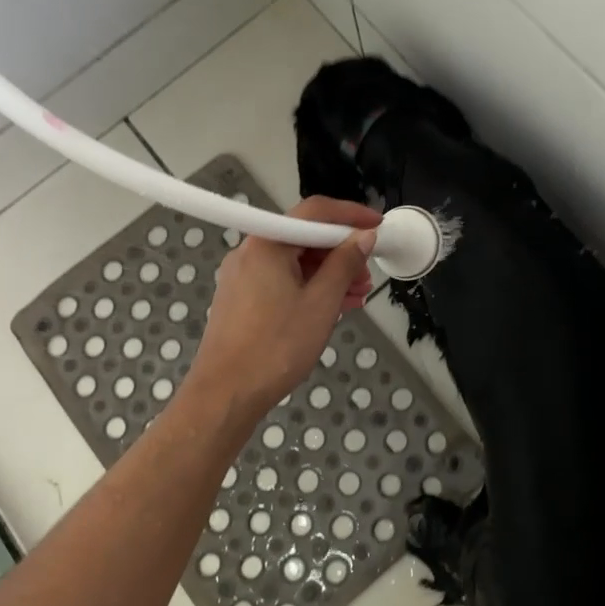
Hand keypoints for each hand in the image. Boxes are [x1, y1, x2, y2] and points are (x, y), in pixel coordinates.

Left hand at [185, 196, 378, 422]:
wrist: (226, 394)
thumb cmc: (277, 347)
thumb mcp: (322, 303)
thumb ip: (345, 264)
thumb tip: (363, 236)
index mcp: (267, 244)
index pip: (314, 211)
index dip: (351, 215)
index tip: (379, 226)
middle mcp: (250, 252)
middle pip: (302, 237)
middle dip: (341, 251)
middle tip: (369, 271)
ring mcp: (242, 277)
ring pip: (293, 262)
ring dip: (328, 273)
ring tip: (359, 294)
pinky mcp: (240, 300)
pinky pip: (281, 281)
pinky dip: (308, 288)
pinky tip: (333, 307)